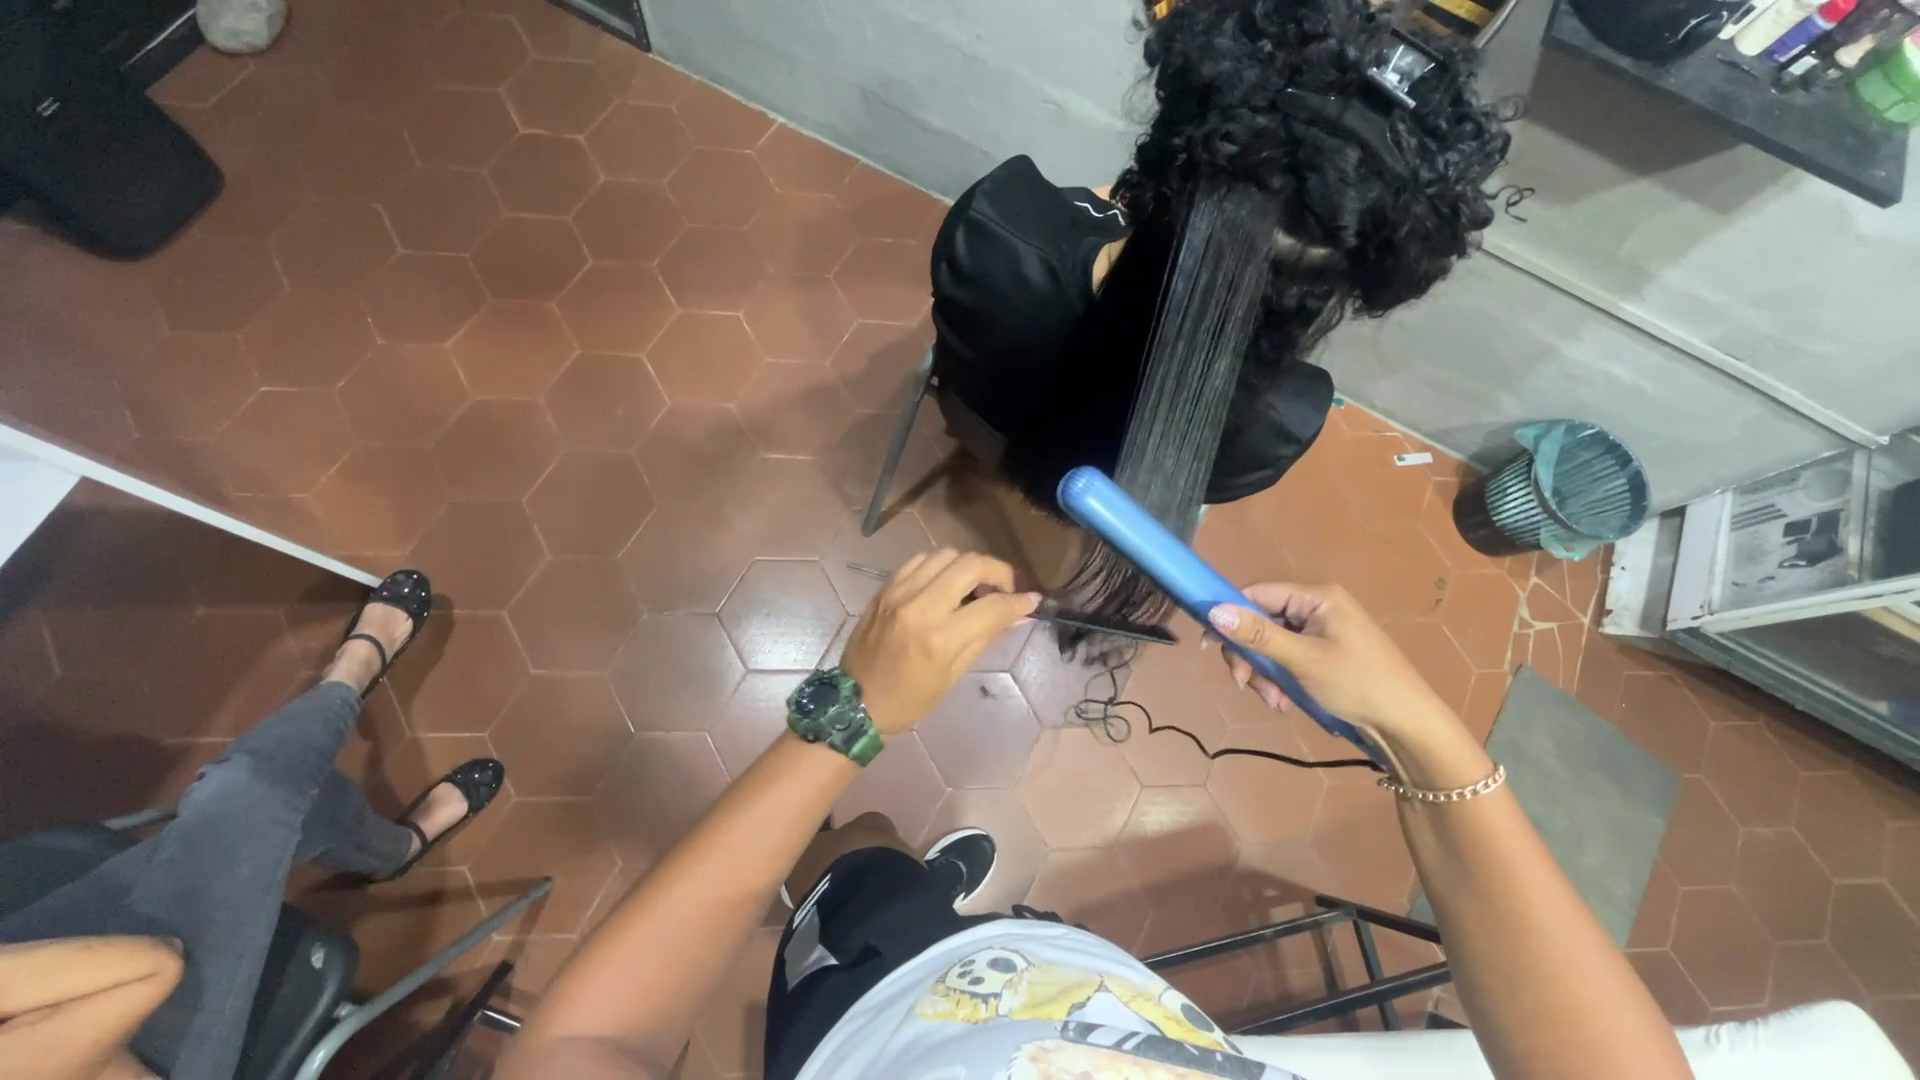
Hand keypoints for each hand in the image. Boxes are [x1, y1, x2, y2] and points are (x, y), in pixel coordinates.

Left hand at [840, 550, 1039, 734]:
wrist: (855, 701)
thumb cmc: (910, 699)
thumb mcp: (953, 674)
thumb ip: (986, 637)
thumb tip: (1019, 614)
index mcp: (940, 638)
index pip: (993, 605)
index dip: (1019, 601)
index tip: (1031, 601)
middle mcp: (920, 606)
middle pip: (972, 565)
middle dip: (998, 572)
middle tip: (1004, 589)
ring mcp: (899, 592)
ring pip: (946, 555)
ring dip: (968, 565)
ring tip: (974, 585)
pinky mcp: (885, 588)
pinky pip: (919, 560)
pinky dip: (940, 565)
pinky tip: (945, 582)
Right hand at [1205, 581, 1457, 740]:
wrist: (1407, 723)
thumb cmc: (1358, 683)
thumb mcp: (1303, 659)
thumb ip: (1257, 635)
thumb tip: (1213, 611)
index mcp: (1316, 598)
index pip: (1257, 594)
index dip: (1230, 616)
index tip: (1211, 646)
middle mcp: (1316, 609)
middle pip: (1260, 623)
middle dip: (1250, 656)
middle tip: (1246, 685)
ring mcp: (1320, 633)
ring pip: (1270, 646)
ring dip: (1264, 674)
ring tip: (1274, 700)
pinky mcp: (1323, 656)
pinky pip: (1286, 660)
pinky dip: (1279, 680)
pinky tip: (1284, 701)